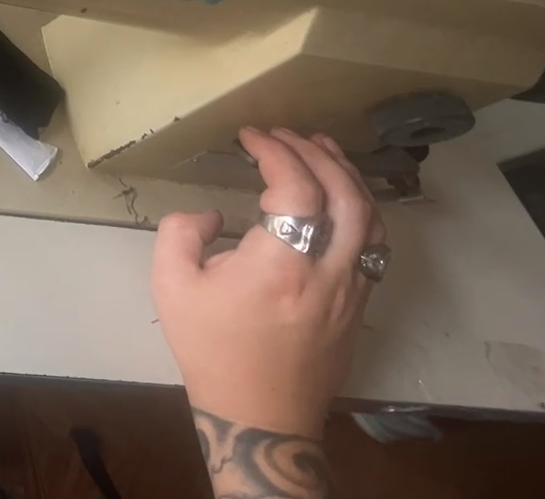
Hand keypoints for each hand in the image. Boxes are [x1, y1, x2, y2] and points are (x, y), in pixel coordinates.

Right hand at [152, 128, 384, 498]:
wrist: (259, 409)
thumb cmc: (209, 344)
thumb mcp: (170, 283)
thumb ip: (181, 232)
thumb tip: (214, 216)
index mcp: (279, 264)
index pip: (296, 190)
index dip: (277, 153)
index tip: (250, 135)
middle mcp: (327, 272)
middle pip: (348, 198)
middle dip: (319, 155)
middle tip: (285, 133)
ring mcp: (352, 289)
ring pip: (374, 220)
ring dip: (349, 177)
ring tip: (321, 150)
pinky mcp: (358, 303)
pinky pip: (374, 243)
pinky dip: (361, 207)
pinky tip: (339, 197)